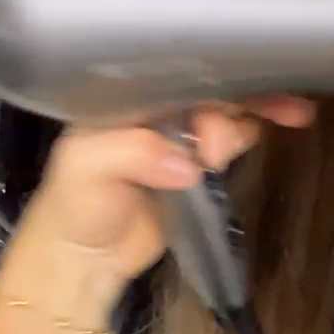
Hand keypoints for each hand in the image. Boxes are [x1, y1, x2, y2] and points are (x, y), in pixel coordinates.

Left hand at [5, 98, 314, 313]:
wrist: (88, 260)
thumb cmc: (75, 207)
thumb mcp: (87, 169)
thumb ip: (132, 153)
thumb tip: (188, 165)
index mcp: (124, 98)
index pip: (172, 73)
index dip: (201, 80)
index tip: (217, 109)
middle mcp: (155, 110)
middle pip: (205, 89)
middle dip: (224, 110)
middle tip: (215, 151)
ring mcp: (179, 138)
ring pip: (223, 112)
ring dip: (238, 125)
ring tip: (217, 160)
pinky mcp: (197, 167)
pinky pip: (230, 141)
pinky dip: (246, 135)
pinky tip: (258, 138)